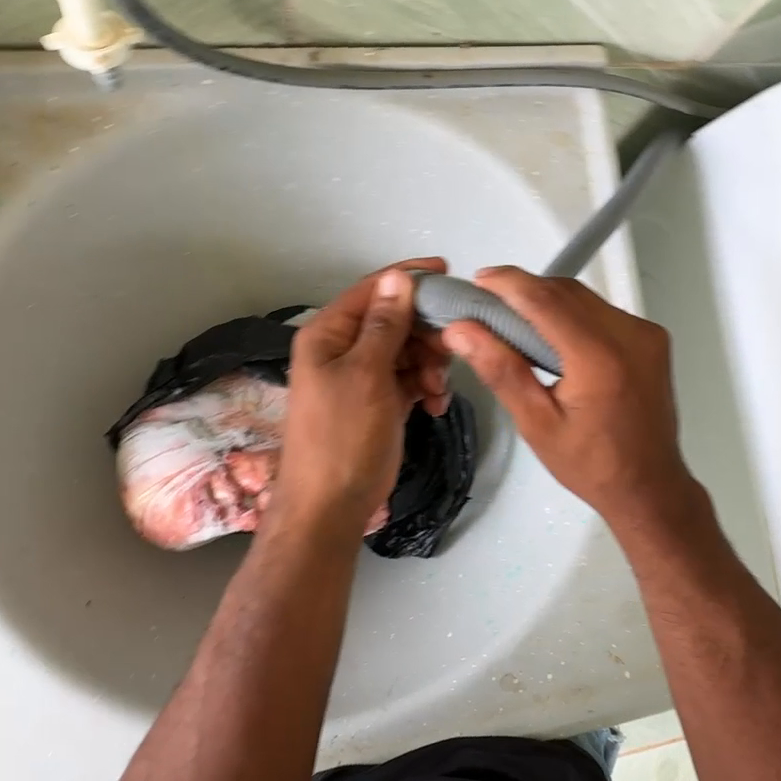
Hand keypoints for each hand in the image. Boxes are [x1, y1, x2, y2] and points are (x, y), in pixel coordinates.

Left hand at [272, 259, 451, 535]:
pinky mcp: (377, 403)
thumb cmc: (343, 437)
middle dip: (425, 332)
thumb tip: (398, 278)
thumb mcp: (366, 375)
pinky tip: (436, 405)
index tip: (449, 272)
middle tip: (452, 349)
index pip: (372, 290)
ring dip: (429, 364)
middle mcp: (342, 349)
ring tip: (438, 389)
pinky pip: (407, 380)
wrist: (330, 508)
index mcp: (328, 334)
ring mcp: (360, 378)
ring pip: (406, 351)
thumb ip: (384, 324)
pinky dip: (424, 387)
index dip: (408, 278)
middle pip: (393, 320)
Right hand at [441, 267, 700, 532]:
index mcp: (599, 358)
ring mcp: (646, 334)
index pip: (545, 300)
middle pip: (566, 291)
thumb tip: (460, 330)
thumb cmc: (590, 465)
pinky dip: (573, 313)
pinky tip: (552, 336)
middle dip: (525, 289)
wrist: (650, 487)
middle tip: (486, 304)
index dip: (508, 283)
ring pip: (585, 297)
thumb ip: (500, 370)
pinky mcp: (652, 338)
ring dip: (549, 300)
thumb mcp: (536, 423)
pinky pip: (603, 311)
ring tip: (514, 320)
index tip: (477, 281)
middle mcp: (629, 335)